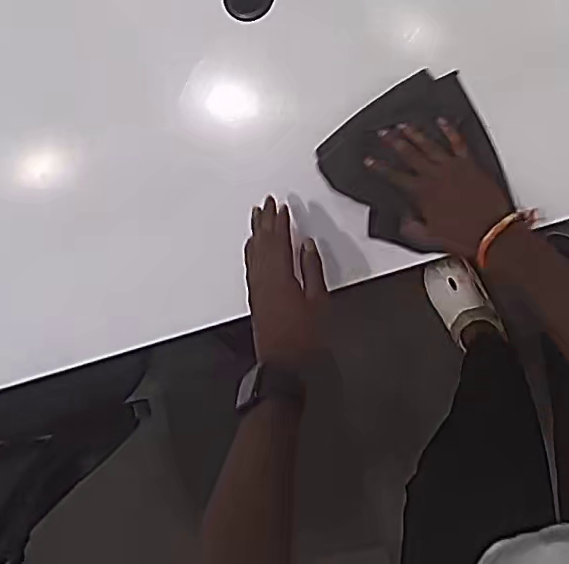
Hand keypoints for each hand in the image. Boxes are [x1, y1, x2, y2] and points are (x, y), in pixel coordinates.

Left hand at [245, 197, 327, 371]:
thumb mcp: (318, 302)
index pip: (279, 241)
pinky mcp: (254, 296)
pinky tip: (251, 244)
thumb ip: (312, 269)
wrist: (282, 365)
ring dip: (256, 230)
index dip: (280, 222)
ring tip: (257, 214)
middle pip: (263, 242)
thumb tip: (307, 246)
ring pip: (254, 251)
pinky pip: (250, 263)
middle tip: (267, 202)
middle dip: (266, 220)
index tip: (282, 206)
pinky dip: (251, 249)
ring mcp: (257, 287)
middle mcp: (264, 278)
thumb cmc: (302, 338)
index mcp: (280, 276)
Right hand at [366, 119, 514, 255]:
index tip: (370, 160)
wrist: (491, 233)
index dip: (380, 167)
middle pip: (409, 154)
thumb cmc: (463, 236)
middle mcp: (434, 176)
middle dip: (394, 142)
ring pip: (429, 145)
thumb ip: (412, 227)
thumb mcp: (430, 237)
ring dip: (415, 134)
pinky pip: (457, 142)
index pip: (395, 176)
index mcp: (423, 193)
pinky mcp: (469, 164)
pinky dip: (450, 130)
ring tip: (405, 125)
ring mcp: (452, 167)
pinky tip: (442, 122)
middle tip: (383, 133)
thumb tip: (403, 220)